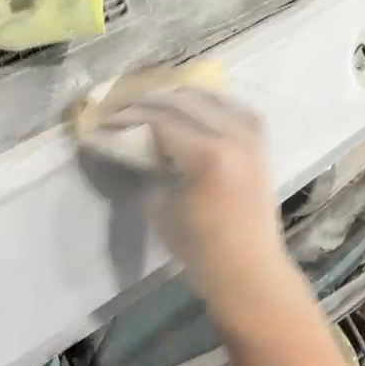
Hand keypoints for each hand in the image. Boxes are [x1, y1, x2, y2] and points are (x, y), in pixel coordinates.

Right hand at [105, 88, 301, 317]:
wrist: (249, 269)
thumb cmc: (200, 248)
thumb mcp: (161, 206)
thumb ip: (149, 167)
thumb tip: (135, 142)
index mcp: (208, 155)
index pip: (158, 120)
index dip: (127, 117)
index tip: (104, 120)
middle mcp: (233, 135)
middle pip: (181, 102)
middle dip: (146, 101)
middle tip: (119, 107)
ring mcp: (252, 135)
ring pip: (208, 97)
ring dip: (175, 96)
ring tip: (149, 103)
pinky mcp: (260, 142)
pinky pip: (232, 106)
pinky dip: (207, 102)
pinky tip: (188, 105)